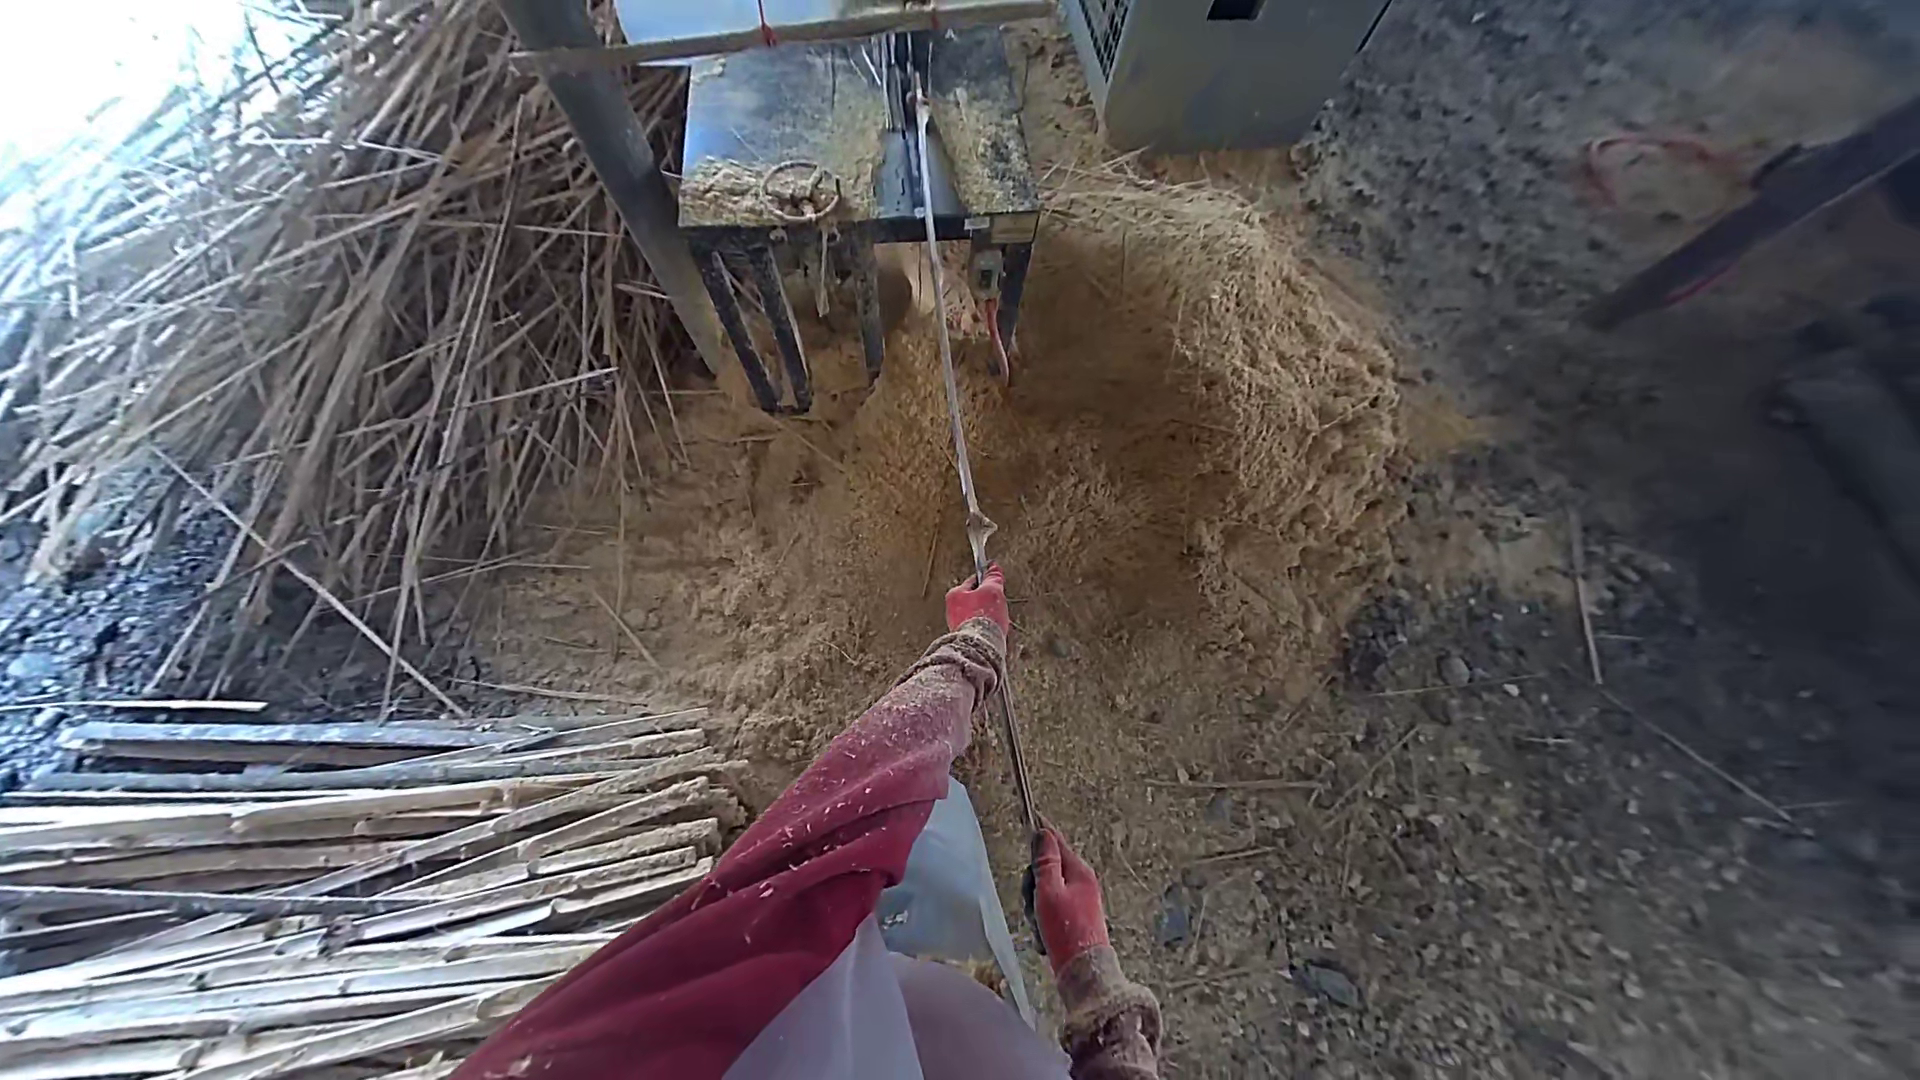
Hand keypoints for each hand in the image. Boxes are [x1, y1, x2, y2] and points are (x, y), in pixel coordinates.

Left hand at [944, 563, 1008, 635]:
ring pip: (977, 614)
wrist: (980, 644)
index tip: (996, 581)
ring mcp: (957, 624)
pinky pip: (978, 627)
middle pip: (975, 598)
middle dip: (988, 601)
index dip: (988, 580)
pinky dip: (986, 627)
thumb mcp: (992, 591)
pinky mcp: (964, 636)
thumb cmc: (983, 616)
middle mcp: (952, 609)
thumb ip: (993, 579)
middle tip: (998, 605)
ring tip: (997, 620)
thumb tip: (994, 568)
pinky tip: (993, 630)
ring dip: (989, 616)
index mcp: (955, 594)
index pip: (973, 581)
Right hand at [1032, 826, 1109, 974]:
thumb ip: (1045, 861)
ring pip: (1045, 891)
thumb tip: (1042, 832)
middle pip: (1047, 868)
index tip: (1028, 816)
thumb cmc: (1067, 931)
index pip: (1056, 841)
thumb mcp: (1049, 892)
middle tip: (1033, 903)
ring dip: (1036, 907)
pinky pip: (1050, 910)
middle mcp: (1081, 883)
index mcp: (1079, 871)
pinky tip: (1044, 938)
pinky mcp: (1074, 920)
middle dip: (1033, 884)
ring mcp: (1078, 902)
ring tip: (1039, 925)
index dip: (1040, 832)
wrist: (1085, 977)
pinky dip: (1043, 922)